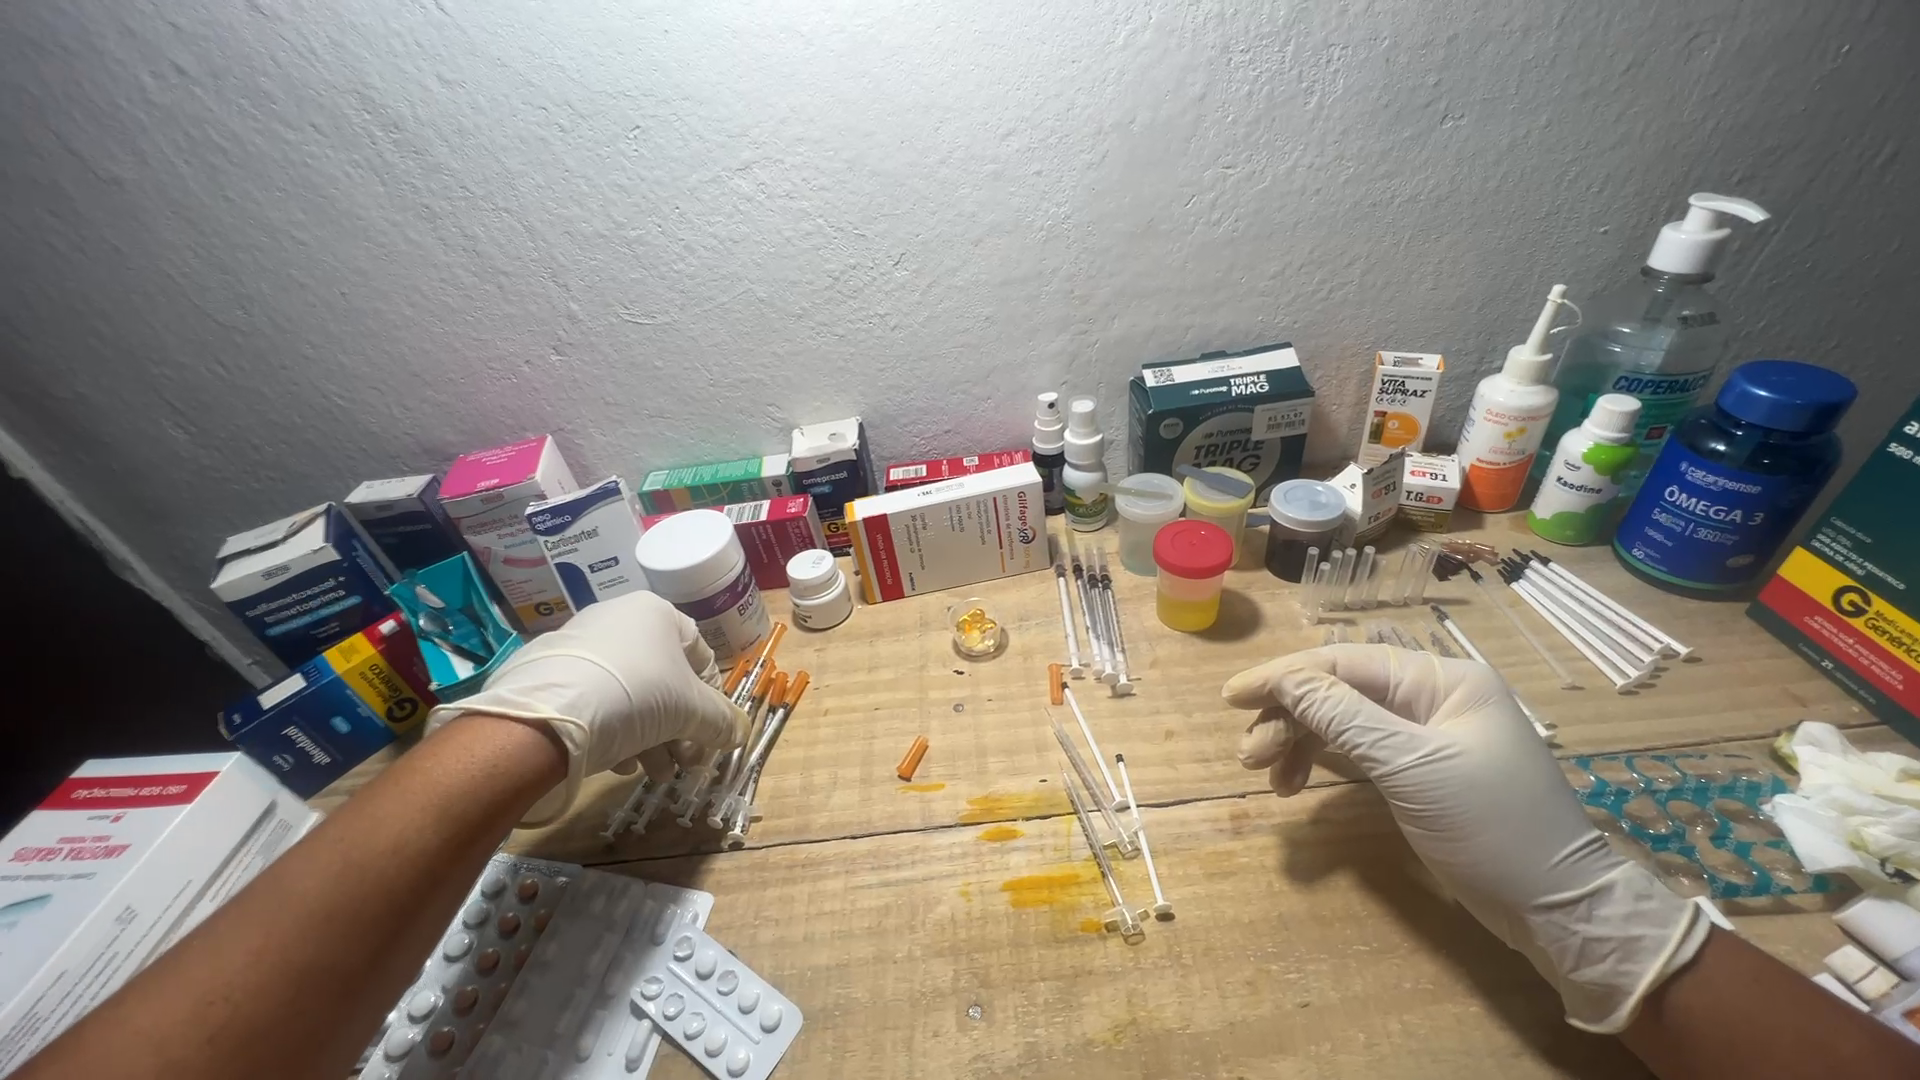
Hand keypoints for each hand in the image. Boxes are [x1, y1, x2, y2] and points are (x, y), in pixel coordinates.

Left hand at [426, 592, 749, 826]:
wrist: (544, 718)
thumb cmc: (635, 696)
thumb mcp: (691, 713)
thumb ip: (721, 722)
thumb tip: (738, 733)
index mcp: (657, 613)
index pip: (701, 655)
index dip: (711, 698)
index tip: (709, 732)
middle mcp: (618, 620)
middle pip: (665, 680)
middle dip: (678, 727)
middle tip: (682, 762)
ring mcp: (580, 645)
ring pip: (631, 693)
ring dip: (650, 736)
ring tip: (651, 772)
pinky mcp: (548, 674)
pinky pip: (596, 700)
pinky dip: (614, 730)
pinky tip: (617, 763)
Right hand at [1224, 644, 1707, 1033]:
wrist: (1561, 913)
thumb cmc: (1491, 828)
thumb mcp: (1411, 768)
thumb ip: (1341, 716)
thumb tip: (1281, 678)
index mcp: (1442, 679)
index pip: (1344, 662)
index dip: (1283, 676)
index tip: (1231, 697)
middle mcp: (1431, 695)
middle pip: (1337, 691)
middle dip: (1287, 718)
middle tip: (1247, 755)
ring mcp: (1424, 732)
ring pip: (1339, 721)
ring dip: (1297, 742)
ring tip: (1265, 775)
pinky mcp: (1417, 768)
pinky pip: (1354, 750)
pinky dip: (1320, 763)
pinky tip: (1294, 785)